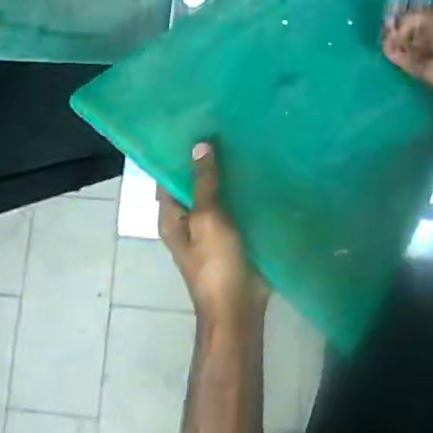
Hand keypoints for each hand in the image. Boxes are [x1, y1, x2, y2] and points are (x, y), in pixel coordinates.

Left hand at [158, 143, 267, 324]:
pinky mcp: (236, 236)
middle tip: (228, 128)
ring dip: (231, 175)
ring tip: (248, 142)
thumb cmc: (215, 263)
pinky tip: (263, 173)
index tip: (196, 125)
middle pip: (196, 184)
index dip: (179, 154)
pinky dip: (246, 192)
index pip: (169, 178)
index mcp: (172, 218)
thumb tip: (200, 146)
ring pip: (220, 195)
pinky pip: (239, 208)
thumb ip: (204, 182)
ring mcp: (213, 230)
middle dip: (210, 161)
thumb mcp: (207, 218)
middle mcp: (189, 221)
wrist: (238, 306)